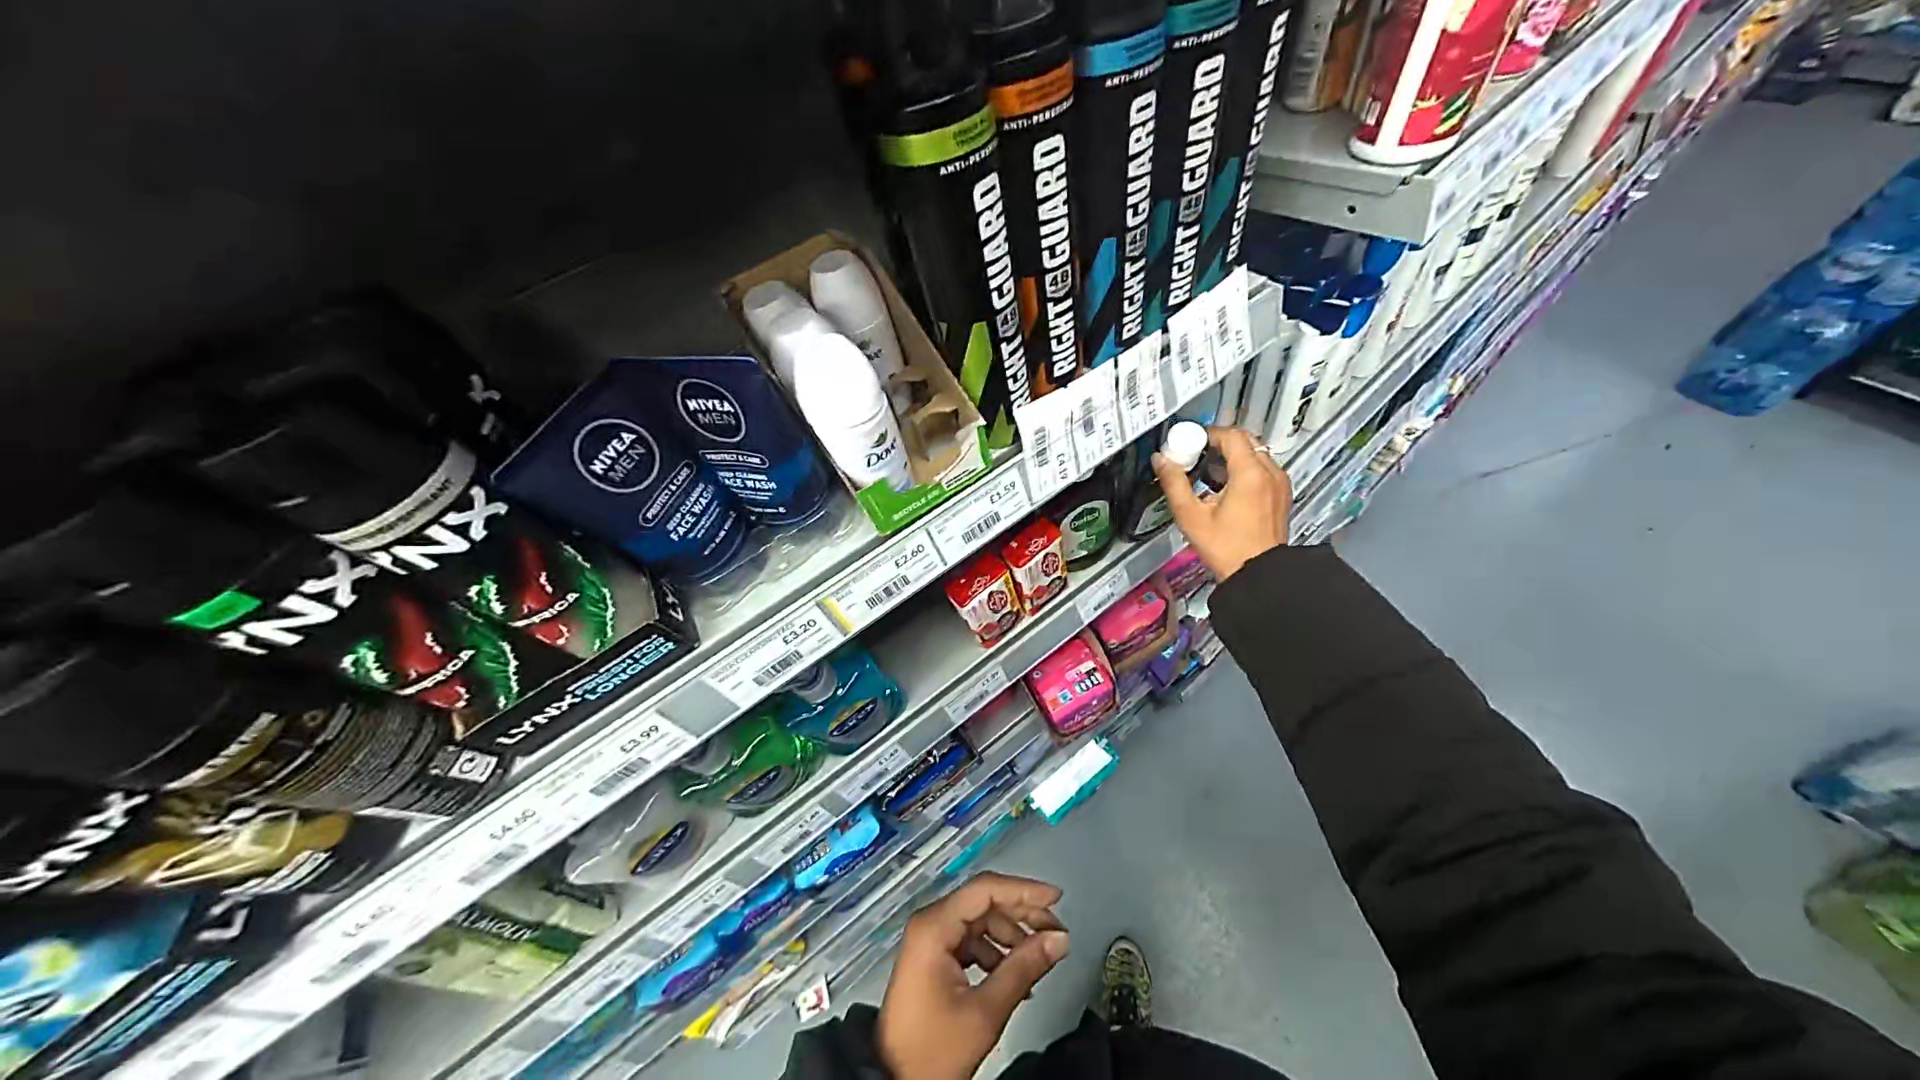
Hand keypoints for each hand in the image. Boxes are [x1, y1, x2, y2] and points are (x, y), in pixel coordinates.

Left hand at [876, 872, 1068, 1079]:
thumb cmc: (934, 1050)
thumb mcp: (985, 1011)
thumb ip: (1024, 968)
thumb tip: (1058, 939)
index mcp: (935, 926)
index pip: (985, 890)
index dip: (1024, 890)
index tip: (1055, 898)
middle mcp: (930, 924)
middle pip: (984, 903)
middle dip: (1023, 915)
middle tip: (1056, 932)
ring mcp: (931, 940)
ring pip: (981, 923)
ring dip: (1012, 937)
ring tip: (1039, 960)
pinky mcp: (934, 958)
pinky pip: (972, 942)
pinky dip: (997, 954)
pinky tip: (1016, 977)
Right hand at [1153, 425, 1290, 580]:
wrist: (1258, 575)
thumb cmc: (1226, 548)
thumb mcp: (1191, 516)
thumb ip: (1174, 483)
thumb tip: (1161, 460)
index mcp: (1250, 473)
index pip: (1231, 435)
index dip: (1207, 435)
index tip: (1189, 445)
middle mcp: (1270, 473)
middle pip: (1244, 443)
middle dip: (1218, 446)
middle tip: (1195, 459)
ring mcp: (1279, 485)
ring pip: (1254, 456)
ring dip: (1231, 459)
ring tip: (1207, 477)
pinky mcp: (1281, 496)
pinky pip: (1262, 472)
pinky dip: (1244, 472)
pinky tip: (1225, 492)